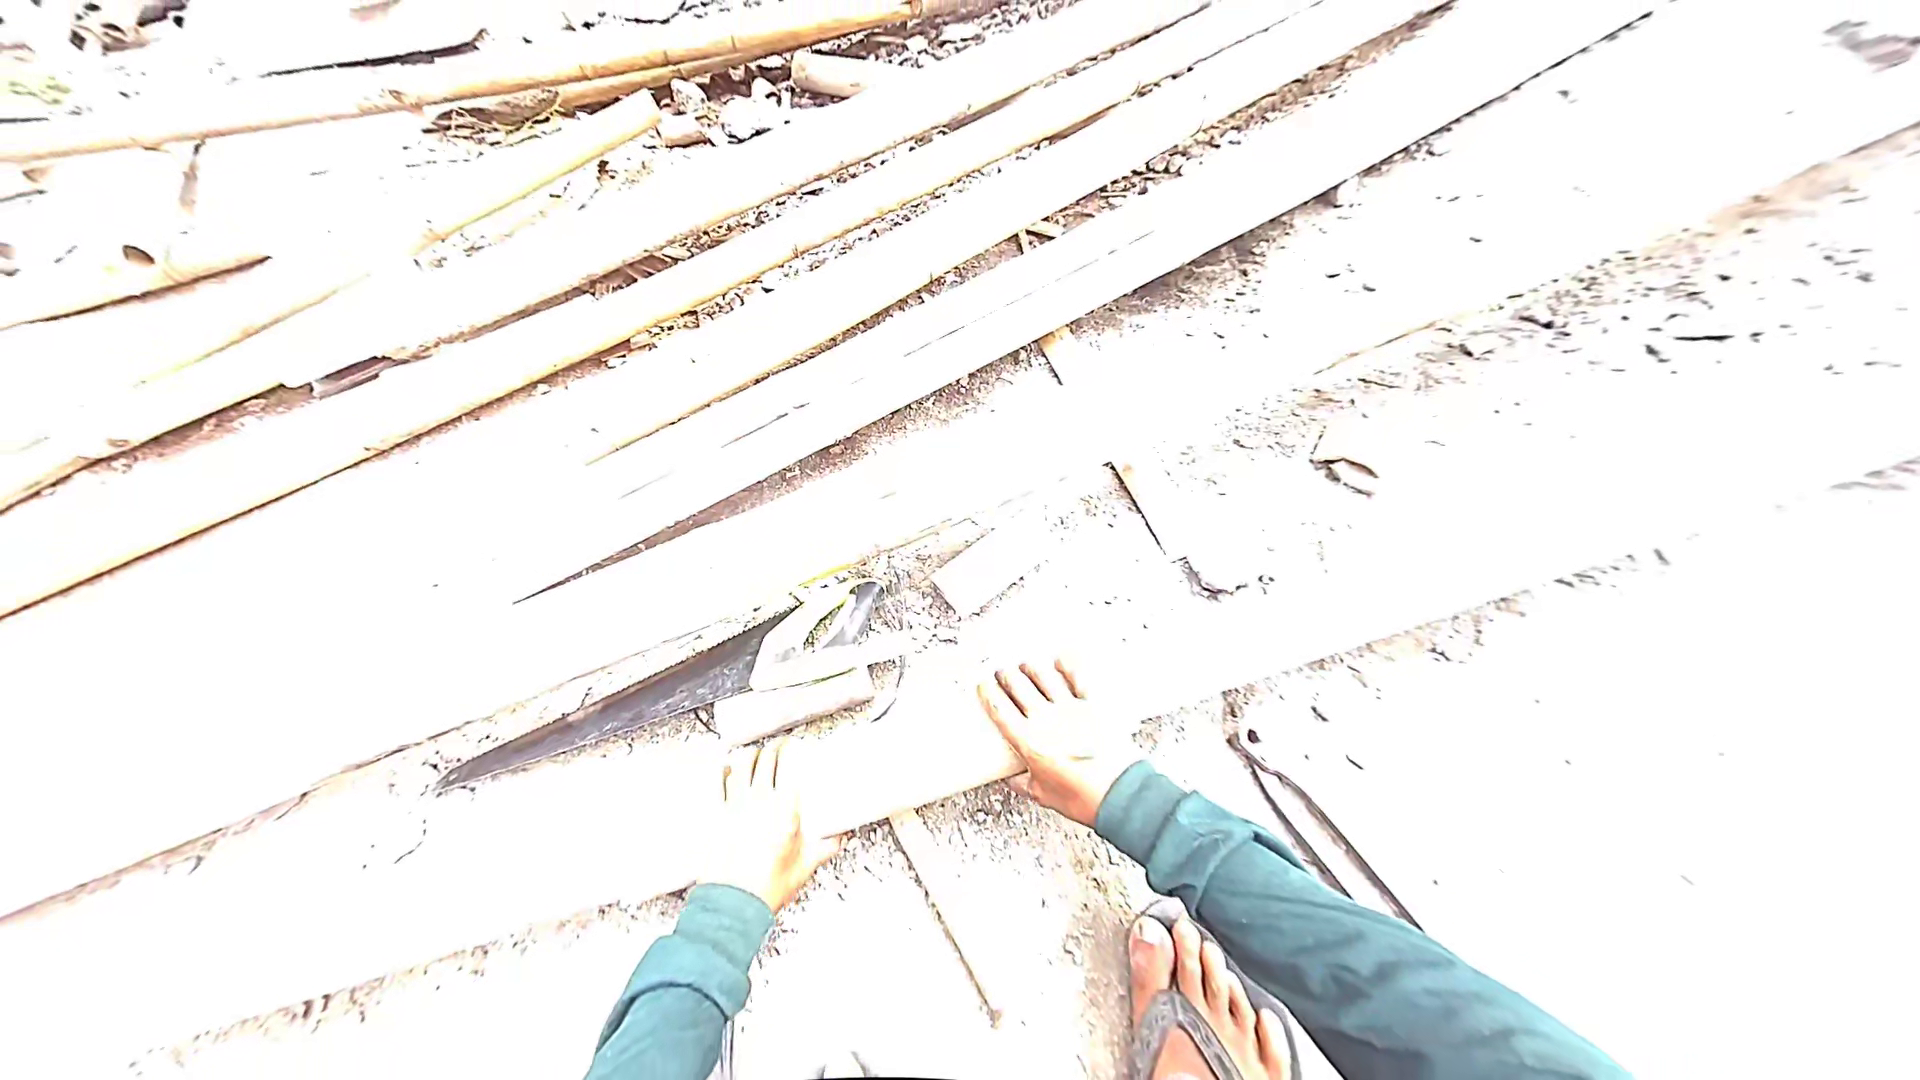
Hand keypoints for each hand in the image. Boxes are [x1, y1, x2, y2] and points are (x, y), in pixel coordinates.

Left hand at [702, 738, 842, 911]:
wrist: (732, 905)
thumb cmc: (766, 887)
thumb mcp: (804, 866)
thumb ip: (824, 848)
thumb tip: (838, 839)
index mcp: (783, 808)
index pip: (786, 764)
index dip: (788, 749)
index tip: (791, 745)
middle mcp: (758, 801)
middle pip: (763, 760)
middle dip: (771, 748)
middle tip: (775, 746)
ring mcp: (734, 807)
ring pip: (740, 766)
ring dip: (748, 756)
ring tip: (752, 753)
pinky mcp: (716, 817)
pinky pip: (717, 785)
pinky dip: (722, 773)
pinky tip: (724, 769)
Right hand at [977, 657, 1137, 827]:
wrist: (1121, 793)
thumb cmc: (1084, 797)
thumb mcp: (1043, 795)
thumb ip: (1023, 783)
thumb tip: (1012, 778)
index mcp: (1029, 741)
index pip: (999, 709)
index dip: (987, 693)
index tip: (983, 686)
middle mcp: (1046, 719)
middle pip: (1018, 686)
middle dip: (1006, 675)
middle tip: (1002, 673)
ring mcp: (1070, 708)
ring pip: (1043, 676)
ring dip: (1030, 668)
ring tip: (1025, 666)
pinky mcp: (1093, 704)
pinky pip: (1077, 676)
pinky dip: (1067, 664)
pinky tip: (1060, 660)